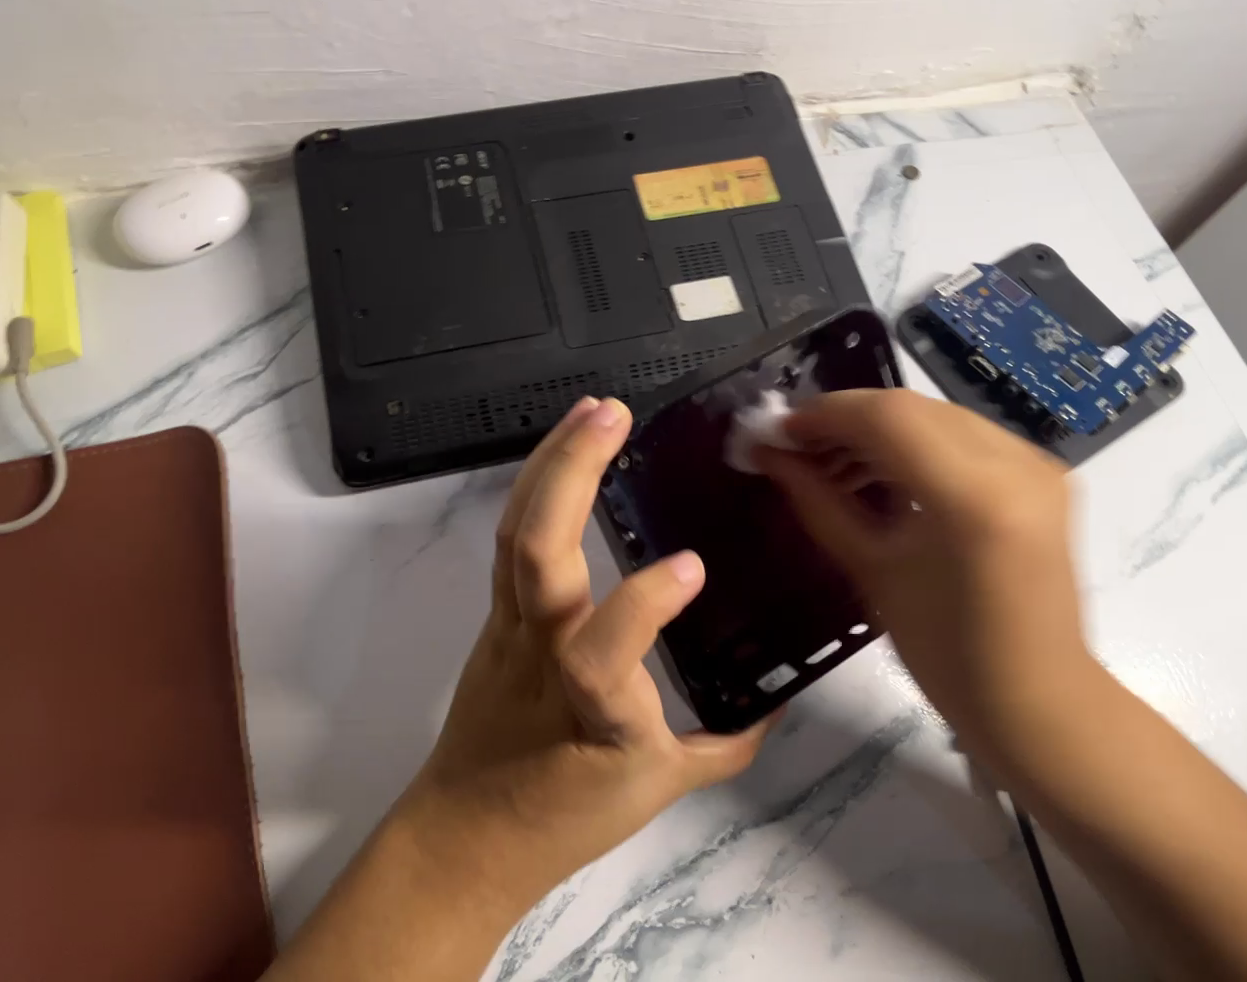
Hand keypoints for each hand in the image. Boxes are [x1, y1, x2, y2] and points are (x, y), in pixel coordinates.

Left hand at [393, 396, 774, 908]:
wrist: (466, 835)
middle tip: (613, 414)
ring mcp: (509, 628)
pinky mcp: (495, 616)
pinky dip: (535, 488)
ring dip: (550, 464)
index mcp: (591, 712)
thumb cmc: (563, 817)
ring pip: (515, 536)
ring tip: (591, 411)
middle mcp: (541, 657)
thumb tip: (780, 701)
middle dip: (570, 476)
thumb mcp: (659, 789)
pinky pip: (510, 543)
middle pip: (537, 559)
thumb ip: (725, 744)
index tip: (691, 566)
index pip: (601, 656)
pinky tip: (562, 453)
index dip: (640, 608)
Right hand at [754, 388, 1093, 769]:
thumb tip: (770, 455)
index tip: (778, 432)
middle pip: (911, 408)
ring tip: (829, 465)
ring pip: (936, 416)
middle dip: (846, 420)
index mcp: (974, 496)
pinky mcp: (1042, 473)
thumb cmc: (947, 654)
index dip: (825, 415)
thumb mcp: (872, 571)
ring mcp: (1037, 463)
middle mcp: (1016, 462)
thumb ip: (819, 501)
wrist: (1037, 699)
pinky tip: (878, 472)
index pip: (888, 417)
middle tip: (796, 447)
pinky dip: (914, 445)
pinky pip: (964, 437)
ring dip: (878, 431)